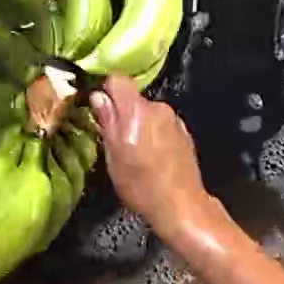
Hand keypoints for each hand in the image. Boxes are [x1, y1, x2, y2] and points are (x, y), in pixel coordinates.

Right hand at [89, 74, 214, 233]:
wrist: (180, 203)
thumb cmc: (142, 184)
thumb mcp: (114, 155)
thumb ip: (106, 121)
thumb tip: (99, 98)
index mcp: (137, 110)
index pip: (118, 79)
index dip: (106, 90)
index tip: (100, 106)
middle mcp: (158, 109)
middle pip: (134, 99)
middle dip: (123, 114)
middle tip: (115, 140)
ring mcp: (174, 120)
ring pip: (148, 113)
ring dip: (139, 126)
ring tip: (134, 154)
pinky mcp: (184, 133)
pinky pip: (162, 125)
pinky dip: (154, 135)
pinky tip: (152, 157)